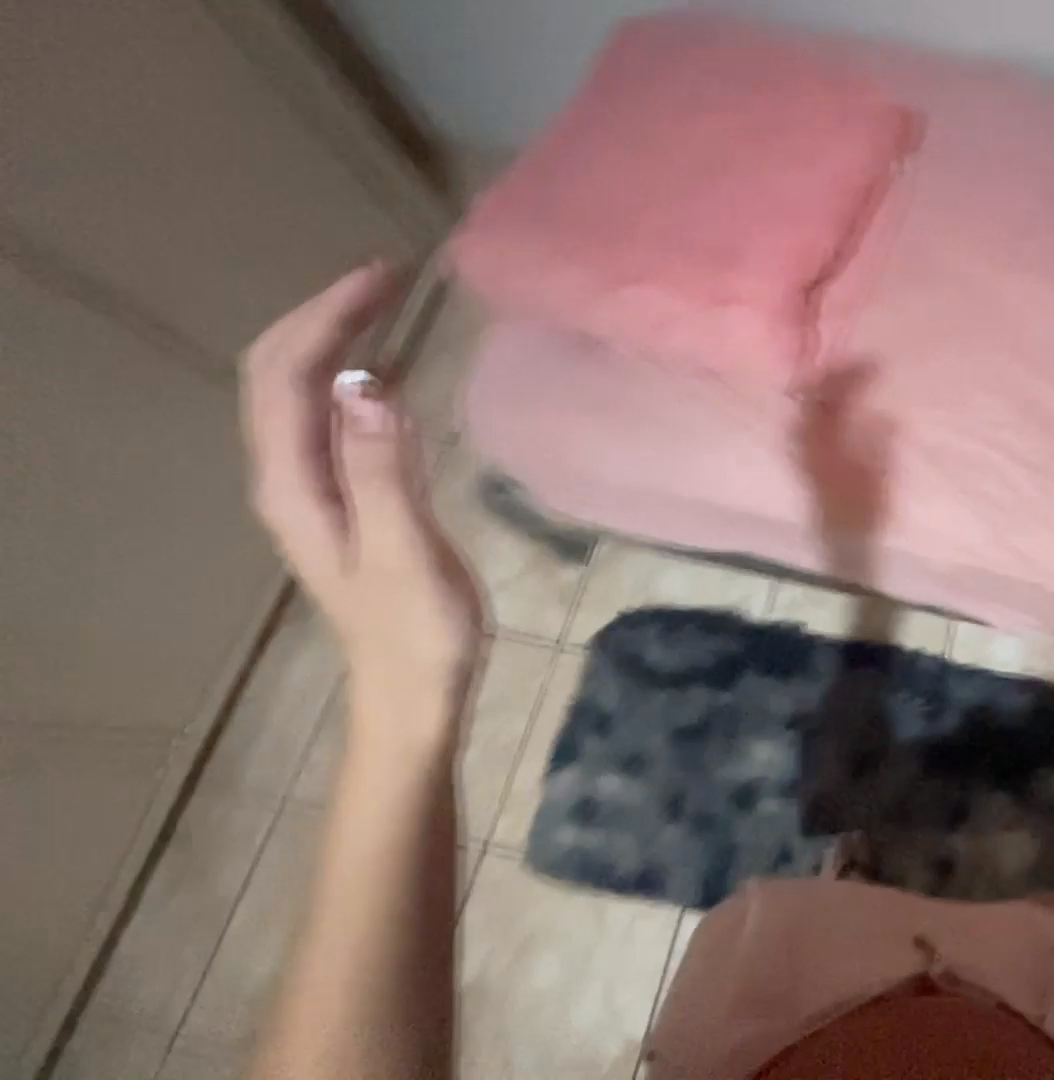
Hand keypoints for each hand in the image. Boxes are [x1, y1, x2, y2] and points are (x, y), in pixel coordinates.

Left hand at [241, 265, 482, 745]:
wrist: (414, 691)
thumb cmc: (418, 631)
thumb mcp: (406, 552)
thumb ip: (383, 471)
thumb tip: (367, 383)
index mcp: (296, 487)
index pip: (286, 378)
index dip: (328, 319)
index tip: (387, 279)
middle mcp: (290, 480)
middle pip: (278, 376)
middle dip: (326, 317)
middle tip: (391, 281)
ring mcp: (315, 492)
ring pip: (300, 396)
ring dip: (333, 342)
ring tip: (388, 311)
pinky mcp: (346, 503)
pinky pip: (331, 423)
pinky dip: (353, 382)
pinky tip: (391, 379)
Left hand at [794, 362, 893, 557]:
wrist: (844, 544)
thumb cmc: (865, 511)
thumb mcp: (879, 477)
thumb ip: (880, 446)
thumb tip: (886, 418)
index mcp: (824, 444)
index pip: (831, 399)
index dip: (850, 377)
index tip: (872, 365)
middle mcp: (806, 446)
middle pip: (811, 401)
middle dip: (831, 379)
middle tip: (853, 366)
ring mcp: (802, 456)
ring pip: (804, 413)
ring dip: (821, 394)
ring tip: (838, 382)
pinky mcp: (806, 466)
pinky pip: (803, 429)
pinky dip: (815, 413)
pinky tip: (827, 413)